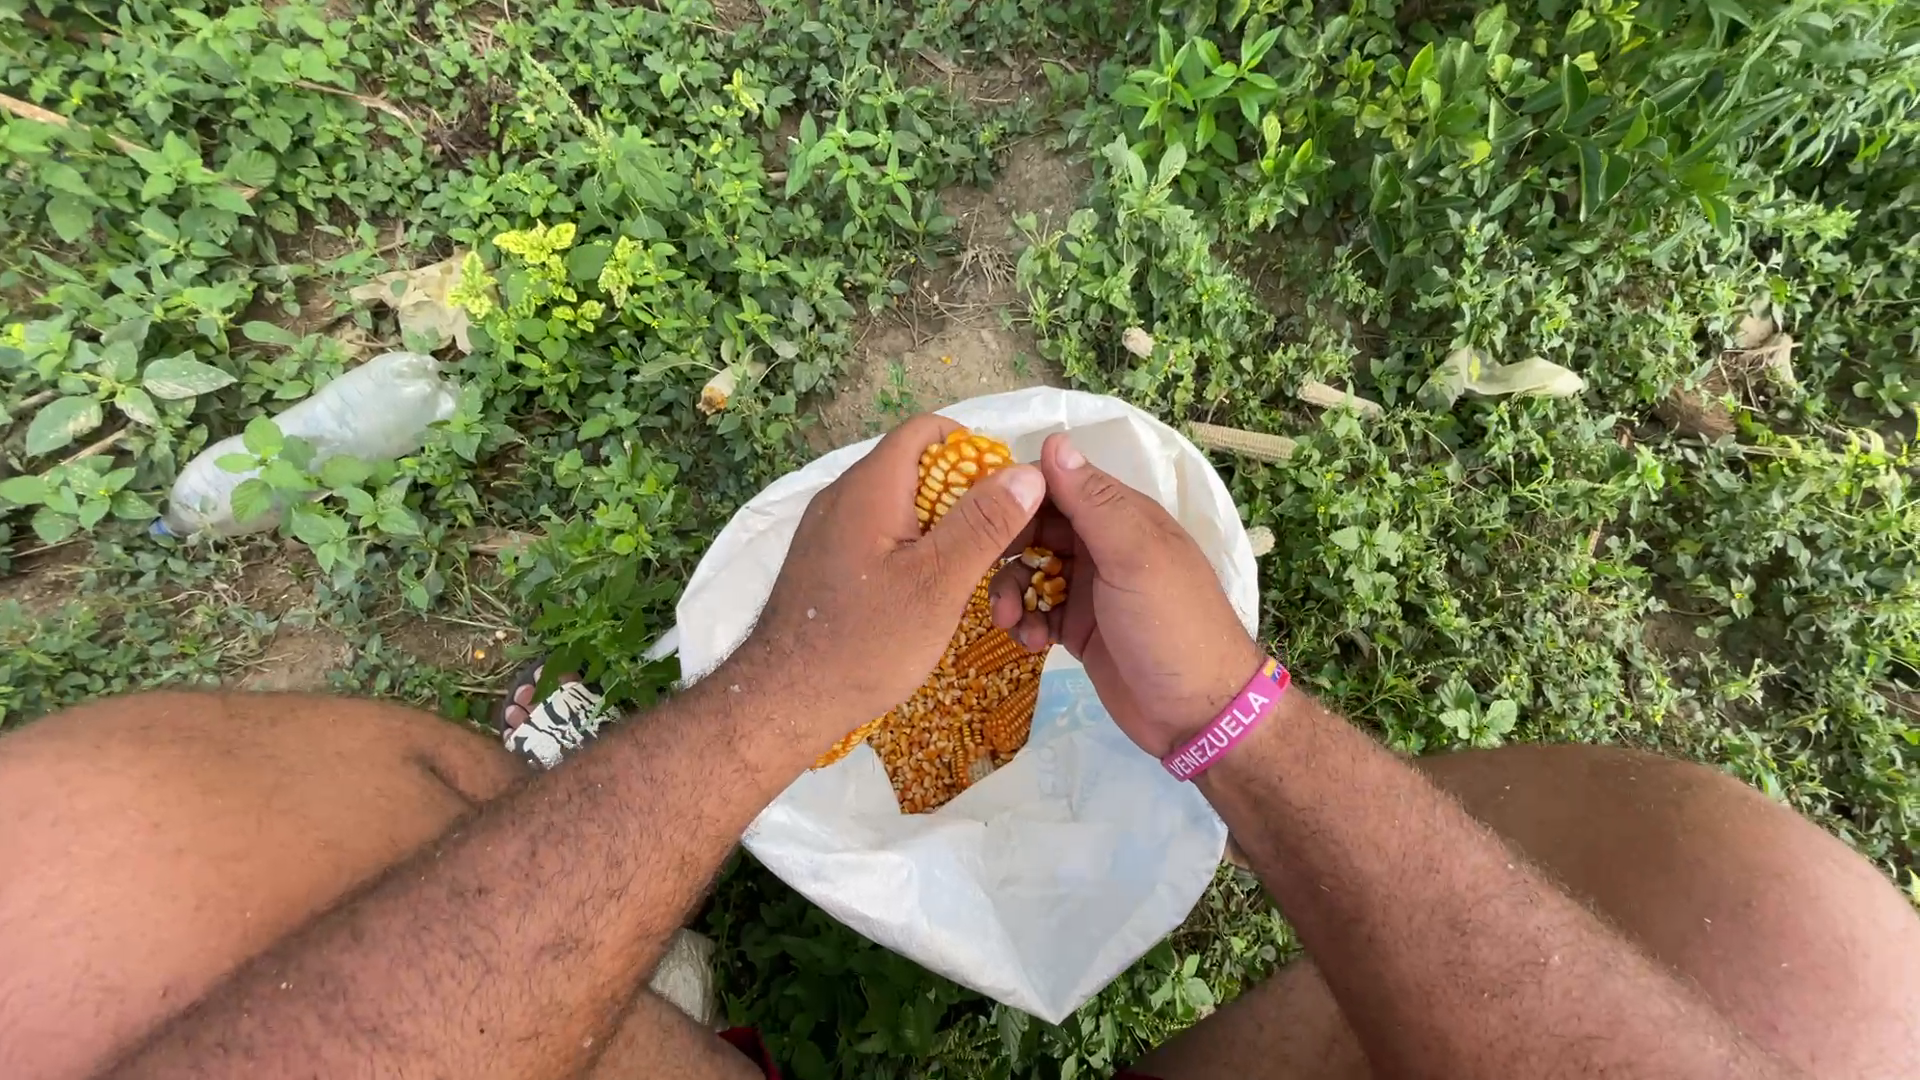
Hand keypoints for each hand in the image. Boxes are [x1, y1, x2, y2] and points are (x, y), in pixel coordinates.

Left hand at [738, 414, 1045, 739]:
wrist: (785, 699)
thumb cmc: (866, 641)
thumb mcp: (938, 582)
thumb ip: (983, 524)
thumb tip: (1027, 472)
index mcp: (870, 487)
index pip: (926, 430)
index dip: (973, 448)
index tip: (1004, 492)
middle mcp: (843, 495)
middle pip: (914, 466)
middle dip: (961, 494)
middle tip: (996, 539)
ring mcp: (828, 528)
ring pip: (897, 503)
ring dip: (938, 525)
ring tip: (965, 569)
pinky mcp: (824, 559)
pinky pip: (877, 532)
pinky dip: (910, 546)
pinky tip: (924, 589)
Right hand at [991, 433, 1262, 757]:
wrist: (1196, 715)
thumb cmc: (1169, 625)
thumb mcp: (1133, 556)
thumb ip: (1092, 501)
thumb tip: (1052, 440)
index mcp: (1119, 516)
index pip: (1056, 485)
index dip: (1016, 494)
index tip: (979, 514)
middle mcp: (1101, 545)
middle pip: (1035, 529)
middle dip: (1005, 550)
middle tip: (980, 571)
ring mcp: (1089, 588)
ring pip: (1030, 573)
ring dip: (1011, 592)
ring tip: (1010, 621)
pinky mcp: (1077, 627)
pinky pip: (1037, 612)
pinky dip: (1027, 623)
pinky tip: (1032, 643)